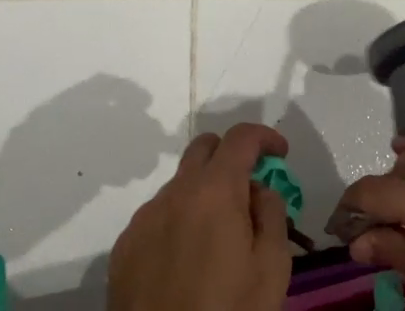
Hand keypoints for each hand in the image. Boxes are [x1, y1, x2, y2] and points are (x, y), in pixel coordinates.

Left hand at [108, 123, 292, 310]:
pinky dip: (177, 223)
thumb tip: (258, 190)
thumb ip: (272, 214)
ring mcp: (143, 219)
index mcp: (214, 191)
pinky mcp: (124, 247)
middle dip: (230, 156)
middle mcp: (174, 193)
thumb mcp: (272, 268)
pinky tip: (187, 260)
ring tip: (218, 238)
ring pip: (178, 186)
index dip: (264, 137)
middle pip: (203, 149)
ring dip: (202, 194)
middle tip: (249, 188)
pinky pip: (156, 218)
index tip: (280, 154)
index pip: (240, 137)